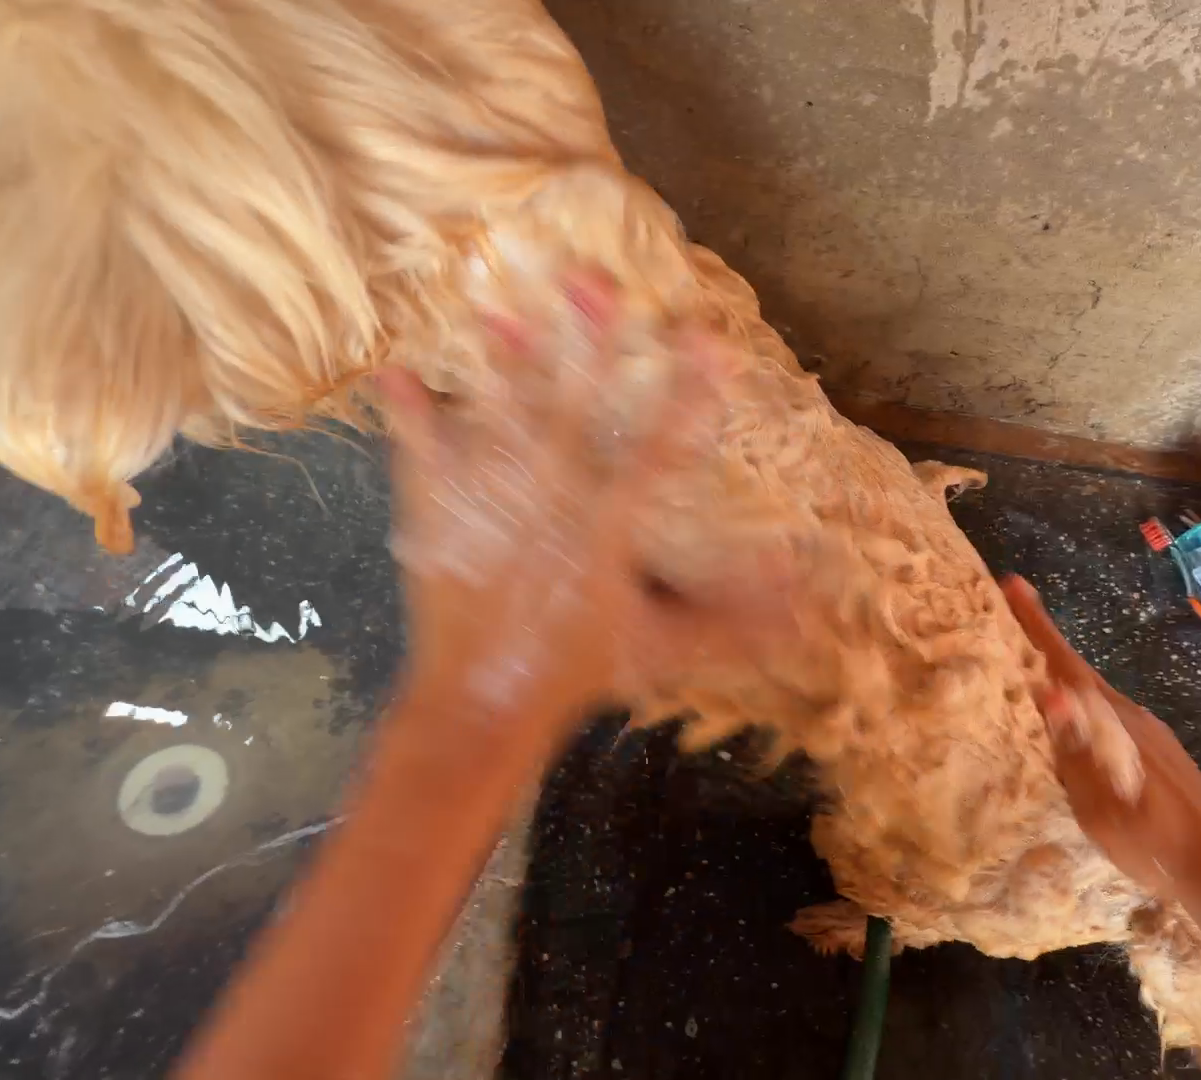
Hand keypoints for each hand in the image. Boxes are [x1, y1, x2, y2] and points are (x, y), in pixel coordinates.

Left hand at [379, 271, 794, 734]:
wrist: (483, 706)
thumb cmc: (580, 672)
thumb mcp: (669, 650)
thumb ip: (736, 621)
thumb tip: (806, 600)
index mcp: (606, 536)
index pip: (658, 454)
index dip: (689, 396)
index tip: (710, 342)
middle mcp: (547, 511)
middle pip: (573, 418)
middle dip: (588, 349)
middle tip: (594, 283)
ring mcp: (487, 514)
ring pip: (499, 428)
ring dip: (502, 367)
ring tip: (500, 308)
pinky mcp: (438, 525)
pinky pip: (423, 466)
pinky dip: (409, 422)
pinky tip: (394, 373)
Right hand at [1001, 576, 1200, 895]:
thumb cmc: (1153, 842)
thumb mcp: (1100, 803)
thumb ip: (1074, 748)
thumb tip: (1048, 690)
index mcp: (1113, 721)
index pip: (1066, 663)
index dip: (1037, 624)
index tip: (1013, 584)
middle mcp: (1132, 716)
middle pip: (1078, 675)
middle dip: (1043, 650)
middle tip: (1008, 630)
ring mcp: (1150, 734)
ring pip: (1096, 700)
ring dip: (1064, 687)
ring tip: (1033, 687)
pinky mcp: (1160, 755)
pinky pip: (1110, 720)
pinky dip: (1084, 714)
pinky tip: (1078, 737)